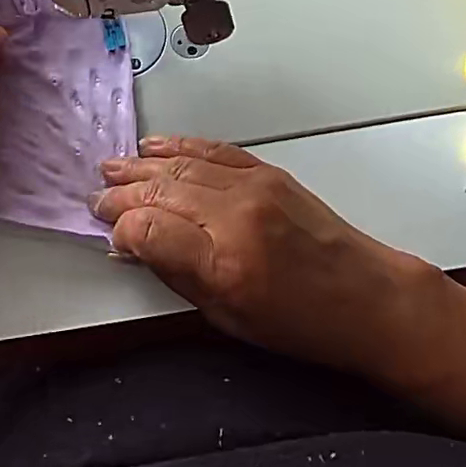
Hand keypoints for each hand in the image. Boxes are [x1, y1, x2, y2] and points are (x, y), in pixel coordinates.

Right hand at [91, 135, 446, 384]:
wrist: (367, 297)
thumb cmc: (302, 322)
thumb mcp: (227, 317)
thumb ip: (174, 273)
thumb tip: (135, 245)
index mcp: (225, 261)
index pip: (148, 229)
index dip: (121, 229)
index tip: (112, 234)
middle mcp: (236, 214)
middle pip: (160, 190)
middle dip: (123, 192)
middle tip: (98, 195)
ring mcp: (253, 186)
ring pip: (181, 164)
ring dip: (142, 164)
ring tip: (113, 166)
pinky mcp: (266, 171)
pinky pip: (212, 149)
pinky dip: (179, 145)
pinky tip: (156, 146)